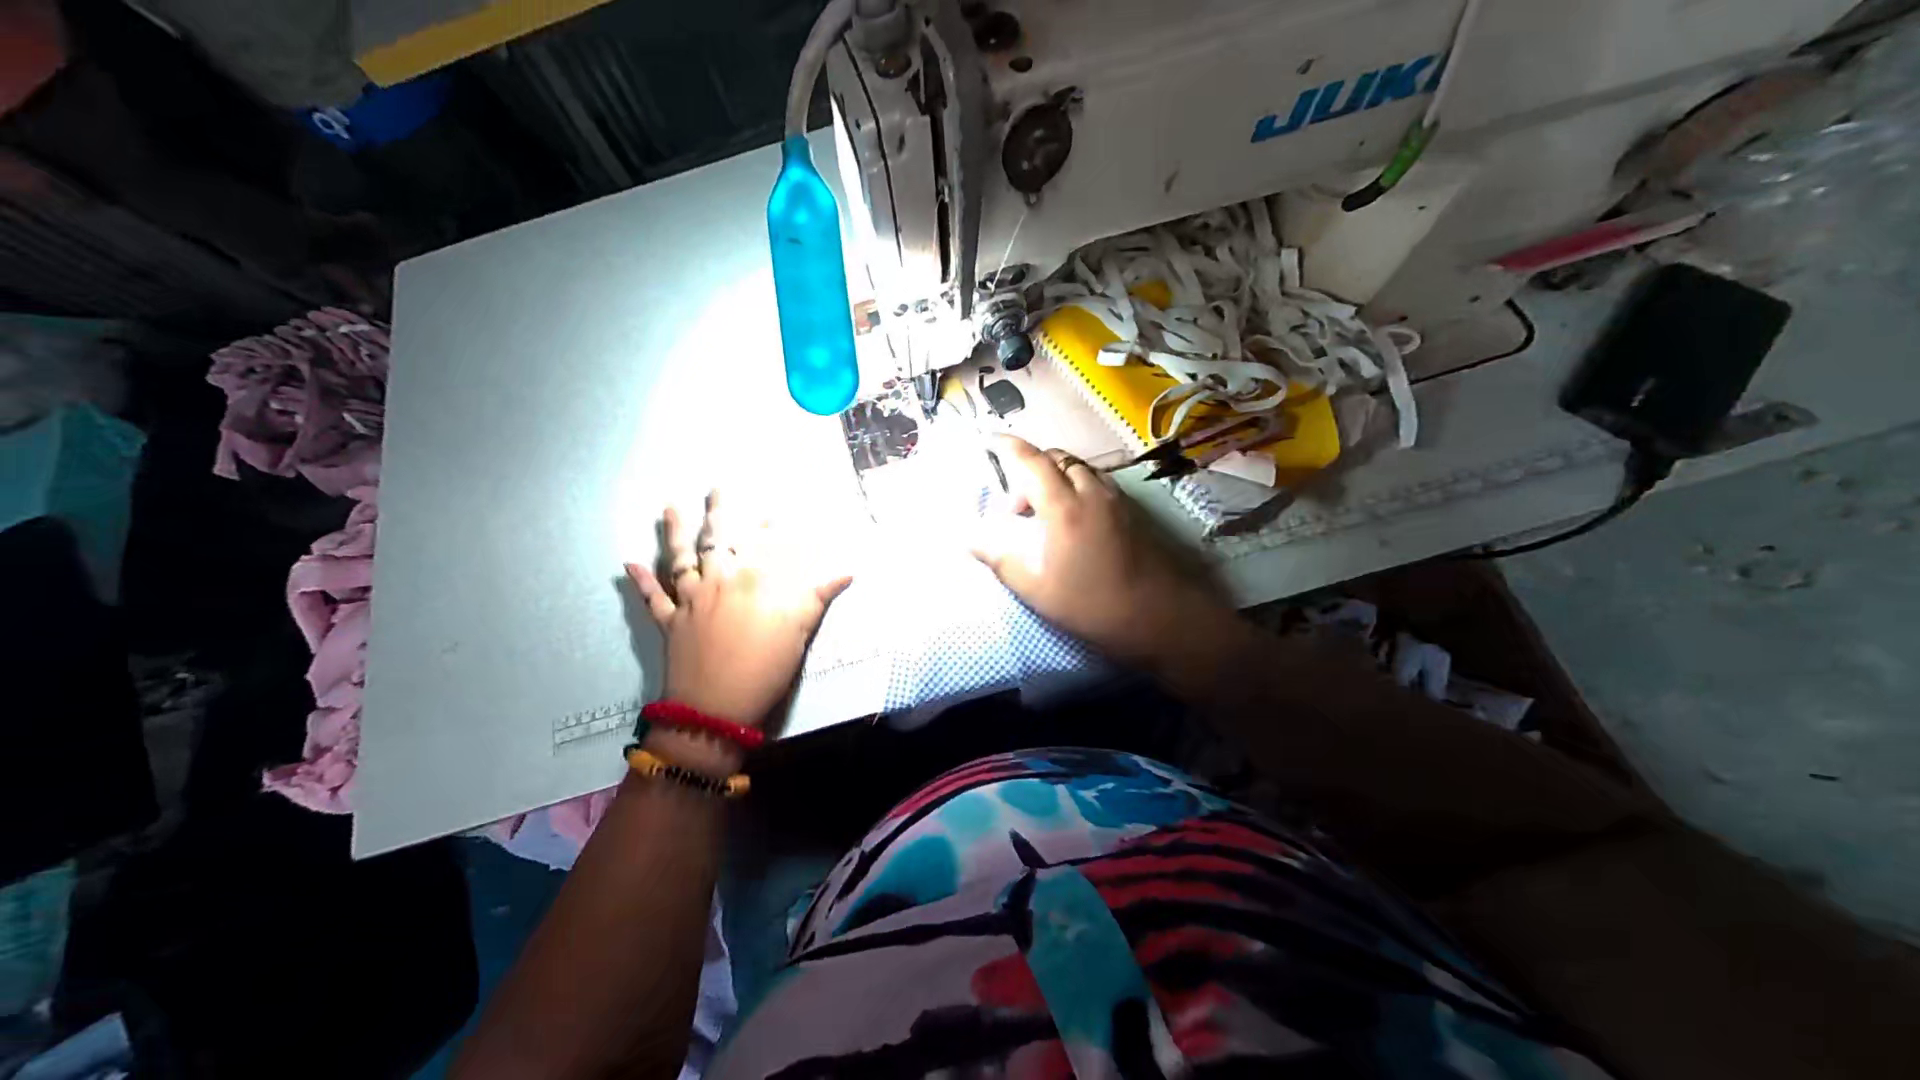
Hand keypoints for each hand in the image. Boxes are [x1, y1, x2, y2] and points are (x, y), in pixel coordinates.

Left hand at [627, 491, 851, 731]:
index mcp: (749, 581)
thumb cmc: (764, 669)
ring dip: (674, 532)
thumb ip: (817, 598)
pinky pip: (652, 599)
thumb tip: (846, 573)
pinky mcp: (669, 623)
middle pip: (715, 541)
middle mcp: (717, 582)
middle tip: (716, 489)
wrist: (716, 709)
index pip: (758, 544)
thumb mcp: (799, 632)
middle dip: (717, 513)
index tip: (771, 511)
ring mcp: (688, 601)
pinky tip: (628, 564)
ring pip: (679, 559)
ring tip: (669, 507)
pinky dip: (641, 582)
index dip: (765, 526)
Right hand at [971, 435, 1237, 666]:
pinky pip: (1099, 484)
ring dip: (1057, 477)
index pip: (1033, 462)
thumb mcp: (1037, 591)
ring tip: (1044, 511)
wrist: (1159, 618)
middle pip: (1059, 460)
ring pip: (1081, 470)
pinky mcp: (1132, 513)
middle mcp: (1092, 493)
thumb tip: (971, 541)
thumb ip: (1001, 561)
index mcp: (1065, 508)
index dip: (1010, 446)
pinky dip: (1078, 486)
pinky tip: (1074, 519)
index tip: (992, 438)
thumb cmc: (1092, 606)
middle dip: (1033, 467)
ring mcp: (1116, 501)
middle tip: (1017, 504)